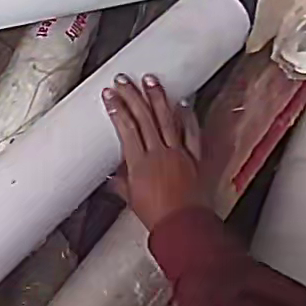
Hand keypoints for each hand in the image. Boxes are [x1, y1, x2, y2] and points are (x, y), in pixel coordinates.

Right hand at [104, 74, 201, 230]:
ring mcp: (179, 153)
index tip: (110, 96)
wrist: (183, 225)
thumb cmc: (156, 215)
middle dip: (132, 96)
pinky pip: (191, 132)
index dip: (117, 109)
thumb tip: (113, 178)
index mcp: (140, 162)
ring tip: (150, 80)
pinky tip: (182, 103)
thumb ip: (122, 183)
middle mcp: (159, 152)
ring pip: (167, 119)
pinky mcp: (195, 157)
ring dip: (157, 97)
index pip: (126, 128)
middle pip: (144, 117)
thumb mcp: (131, 198)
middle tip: (124, 81)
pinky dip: (187, 116)